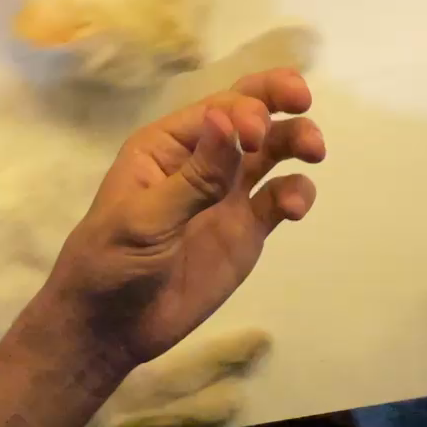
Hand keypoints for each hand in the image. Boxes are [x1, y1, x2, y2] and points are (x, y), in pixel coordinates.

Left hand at [35, 69, 325, 371]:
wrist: (111, 327)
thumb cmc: (111, 263)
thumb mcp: (145, 220)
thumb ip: (193, 177)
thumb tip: (226, 118)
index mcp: (166, 148)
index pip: (216, 109)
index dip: (244, 108)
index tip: (255, 134)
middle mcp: (201, 162)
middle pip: (249, 114)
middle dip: (278, 100)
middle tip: (304, 102)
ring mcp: (227, 196)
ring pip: (271, 152)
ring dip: (296, 140)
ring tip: (315, 151)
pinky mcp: (246, 231)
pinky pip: (279, 199)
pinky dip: (295, 193)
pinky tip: (295, 207)